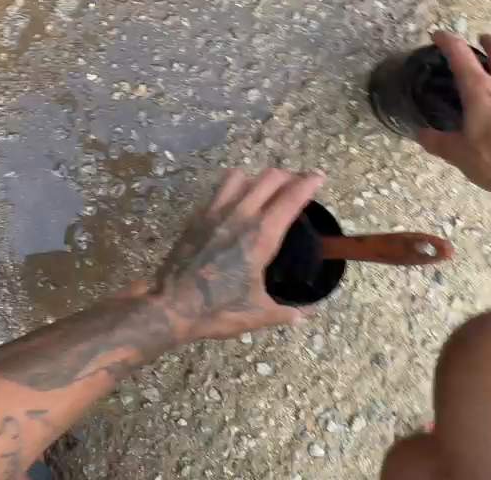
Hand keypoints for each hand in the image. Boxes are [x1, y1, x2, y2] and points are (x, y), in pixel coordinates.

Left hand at [144, 168, 325, 341]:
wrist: (171, 303)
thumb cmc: (217, 309)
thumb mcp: (257, 314)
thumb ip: (285, 312)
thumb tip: (306, 315)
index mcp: (261, 237)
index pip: (290, 199)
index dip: (308, 183)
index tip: (319, 176)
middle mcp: (241, 215)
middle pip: (269, 178)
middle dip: (288, 177)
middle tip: (298, 186)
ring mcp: (216, 210)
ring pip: (243, 175)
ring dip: (259, 178)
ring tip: (267, 190)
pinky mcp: (199, 213)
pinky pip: (221, 186)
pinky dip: (235, 185)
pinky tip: (238, 199)